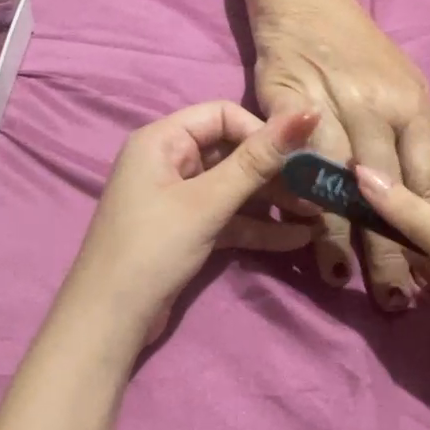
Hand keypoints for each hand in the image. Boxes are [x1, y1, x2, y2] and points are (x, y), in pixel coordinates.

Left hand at [65, 102, 321, 341]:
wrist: (109, 318)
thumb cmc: (153, 247)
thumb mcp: (208, 202)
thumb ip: (257, 160)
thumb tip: (309, 112)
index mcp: (162, 139)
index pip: (222, 115)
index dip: (262, 132)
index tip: (299, 158)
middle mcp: (168, 161)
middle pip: (231, 151)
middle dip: (275, 170)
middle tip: (319, 188)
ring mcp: (177, 197)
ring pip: (234, 187)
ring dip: (273, 200)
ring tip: (318, 215)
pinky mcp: (186, 229)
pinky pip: (228, 217)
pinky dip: (259, 225)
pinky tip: (299, 238)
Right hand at [253, 0, 429, 310]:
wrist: (305, 5)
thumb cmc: (361, 51)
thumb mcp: (408, 86)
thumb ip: (421, 141)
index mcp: (413, 103)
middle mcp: (375, 104)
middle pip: (388, 190)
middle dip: (391, 249)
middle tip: (395, 300)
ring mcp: (326, 102)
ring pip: (337, 183)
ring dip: (339, 236)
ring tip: (343, 279)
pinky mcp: (281, 101)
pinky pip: (289, 161)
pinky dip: (295, 202)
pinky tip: (298, 233)